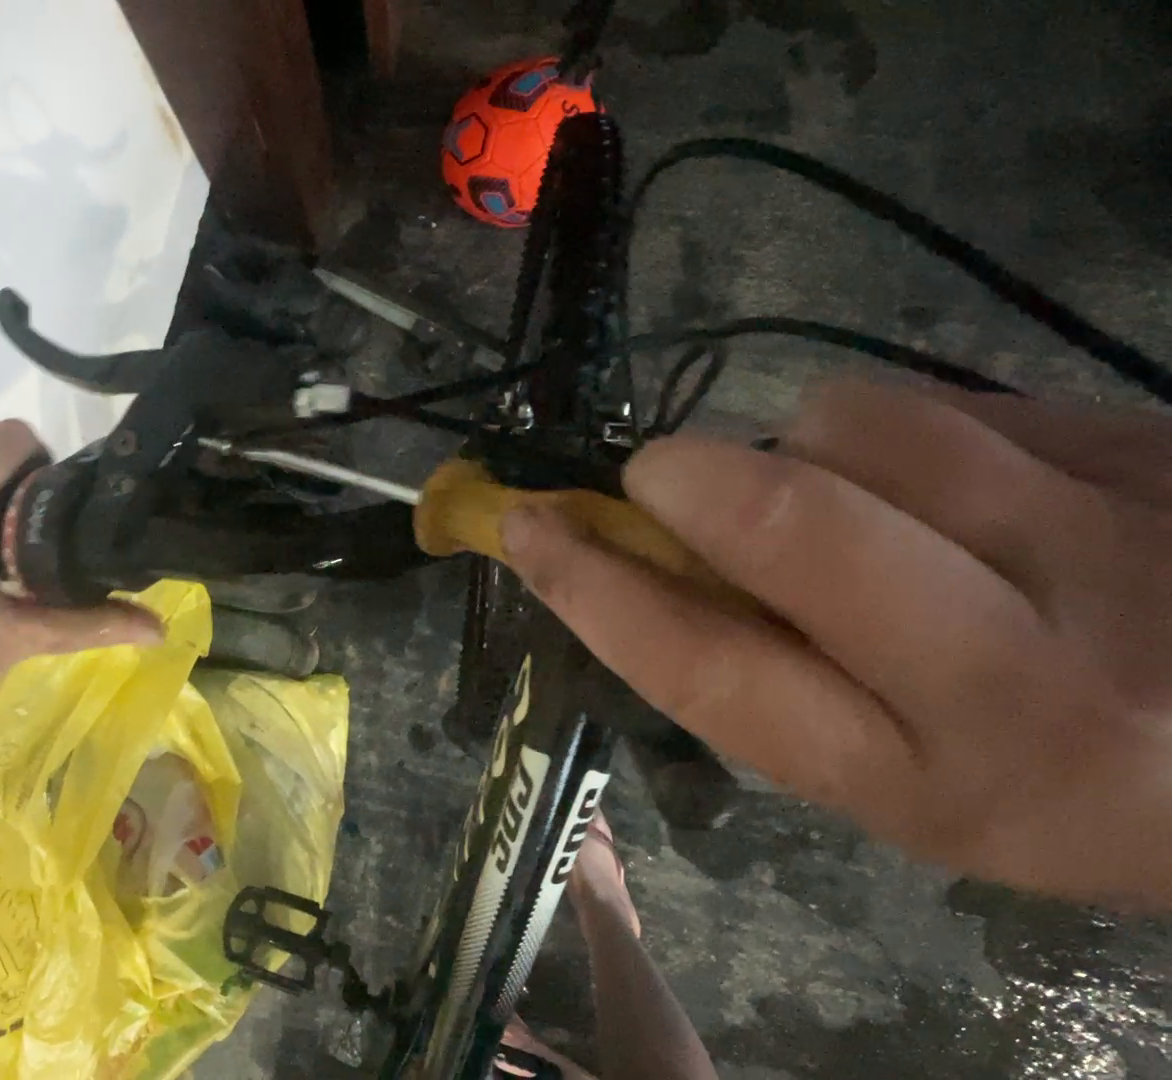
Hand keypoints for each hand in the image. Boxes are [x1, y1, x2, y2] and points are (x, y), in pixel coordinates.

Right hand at [501, 379, 1171, 906]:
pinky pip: (957, 398)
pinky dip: (908, 428)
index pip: (707, 666)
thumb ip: (771, 671)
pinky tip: (963, 480)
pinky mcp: (1161, 445)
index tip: (524, 526)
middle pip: (792, 522)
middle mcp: (1032, 674)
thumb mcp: (900, 772)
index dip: (592, 588)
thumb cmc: (1055, 777)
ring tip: (848, 483)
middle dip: (688, 480)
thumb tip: (639, 548)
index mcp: (932, 778)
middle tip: (658, 476)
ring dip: (806, 442)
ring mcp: (1119, 543)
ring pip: (865, 425)